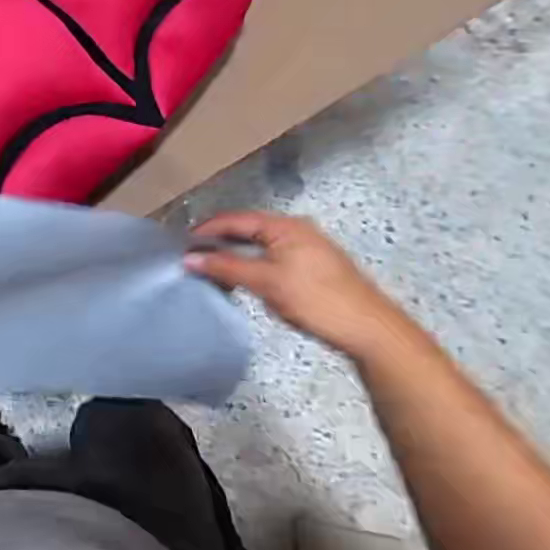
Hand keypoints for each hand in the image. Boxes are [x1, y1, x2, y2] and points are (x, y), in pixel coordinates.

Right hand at [185, 211, 423, 359]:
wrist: (369, 330)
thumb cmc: (315, 300)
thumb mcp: (266, 282)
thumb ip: (225, 267)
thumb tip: (188, 258)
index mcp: (284, 226)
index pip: (233, 219)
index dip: (205, 230)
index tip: (180, 245)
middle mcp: (294, 229)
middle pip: (245, 228)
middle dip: (217, 241)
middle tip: (191, 257)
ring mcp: (304, 247)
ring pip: (257, 243)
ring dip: (232, 254)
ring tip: (209, 268)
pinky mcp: (309, 266)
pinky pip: (269, 256)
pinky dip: (249, 263)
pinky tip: (239, 279)